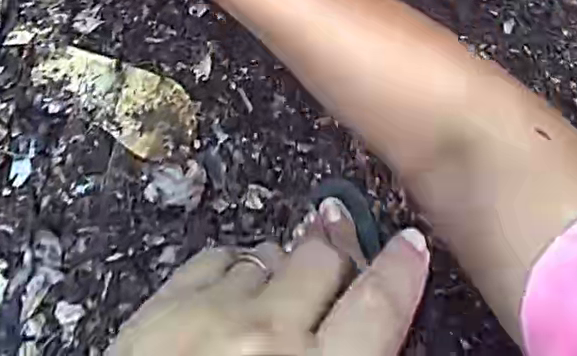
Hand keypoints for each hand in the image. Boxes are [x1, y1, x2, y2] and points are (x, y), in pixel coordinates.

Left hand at [109, 201, 430, 355]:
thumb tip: (360, 341)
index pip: (377, 310)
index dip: (399, 271)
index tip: (411, 244)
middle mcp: (272, 335)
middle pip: (324, 260)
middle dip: (338, 249)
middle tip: (342, 236)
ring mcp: (215, 311)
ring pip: (272, 254)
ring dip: (284, 263)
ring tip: (288, 269)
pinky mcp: (165, 303)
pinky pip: (219, 257)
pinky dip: (234, 267)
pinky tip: (233, 284)